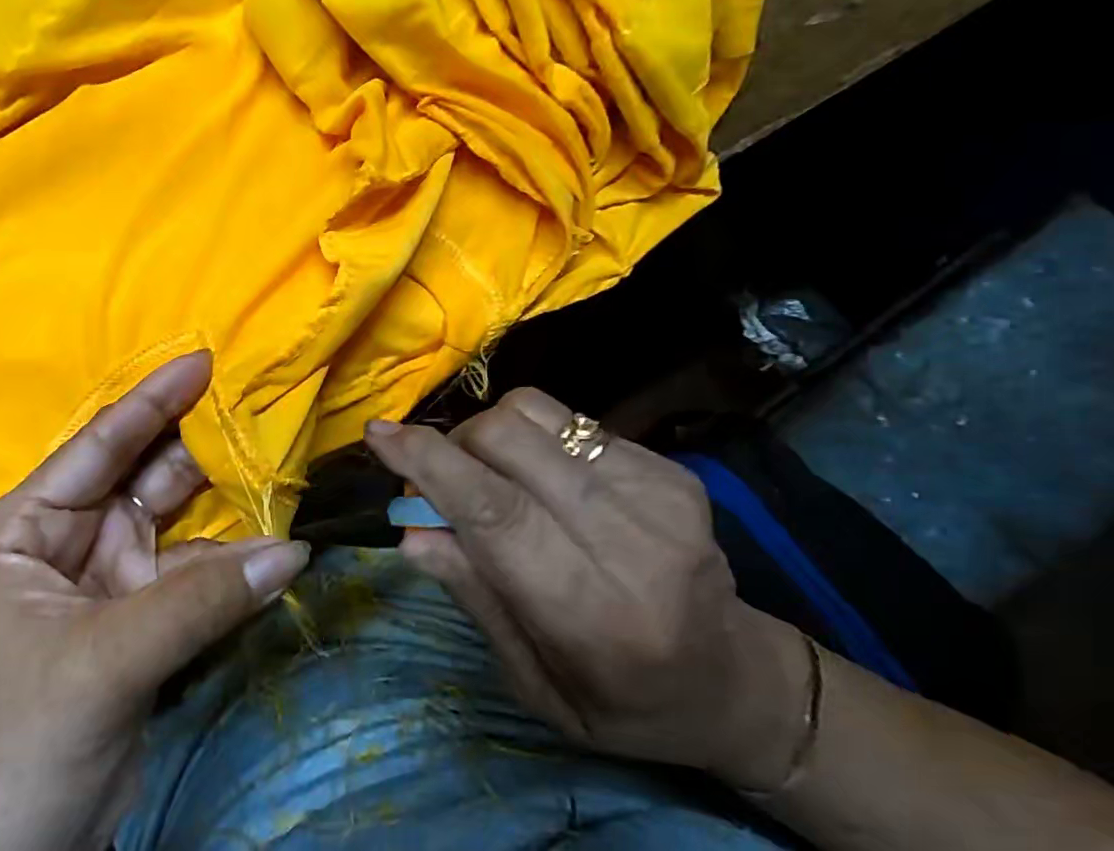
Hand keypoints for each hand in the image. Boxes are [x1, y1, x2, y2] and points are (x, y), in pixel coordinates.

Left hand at [0, 352, 310, 850]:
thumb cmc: (26, 743)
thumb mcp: (105, 660)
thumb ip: (198, 600)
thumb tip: (291, 550)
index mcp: (20, 534)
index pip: (95, 449)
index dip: (150, 403)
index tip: (201, 360)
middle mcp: (64, 544)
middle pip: (141, 476)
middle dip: (196, 445)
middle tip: (254, 407)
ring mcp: (109, 579)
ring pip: (178, 521)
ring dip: (228, 505)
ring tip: (282, 473)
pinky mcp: (145, 616)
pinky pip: (200, 571)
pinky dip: (237, 563)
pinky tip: (278, 553)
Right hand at [363, 388, 811, 790]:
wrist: (735, 677)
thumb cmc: (623, 702)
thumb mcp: (535, 684)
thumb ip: (475, 598)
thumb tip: (412, 533)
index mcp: (592, 611)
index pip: (494, 511)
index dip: (429, 462)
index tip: (378, 436)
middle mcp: (631, 538)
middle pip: (510, 440)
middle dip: (453, 443)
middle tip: (442, 478)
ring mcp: (658, 491)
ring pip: (536, 412)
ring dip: (490, 433)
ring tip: (491, 475)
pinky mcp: (670, 466)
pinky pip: (570, 418)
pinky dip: (533, 438)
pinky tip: (543, 478)